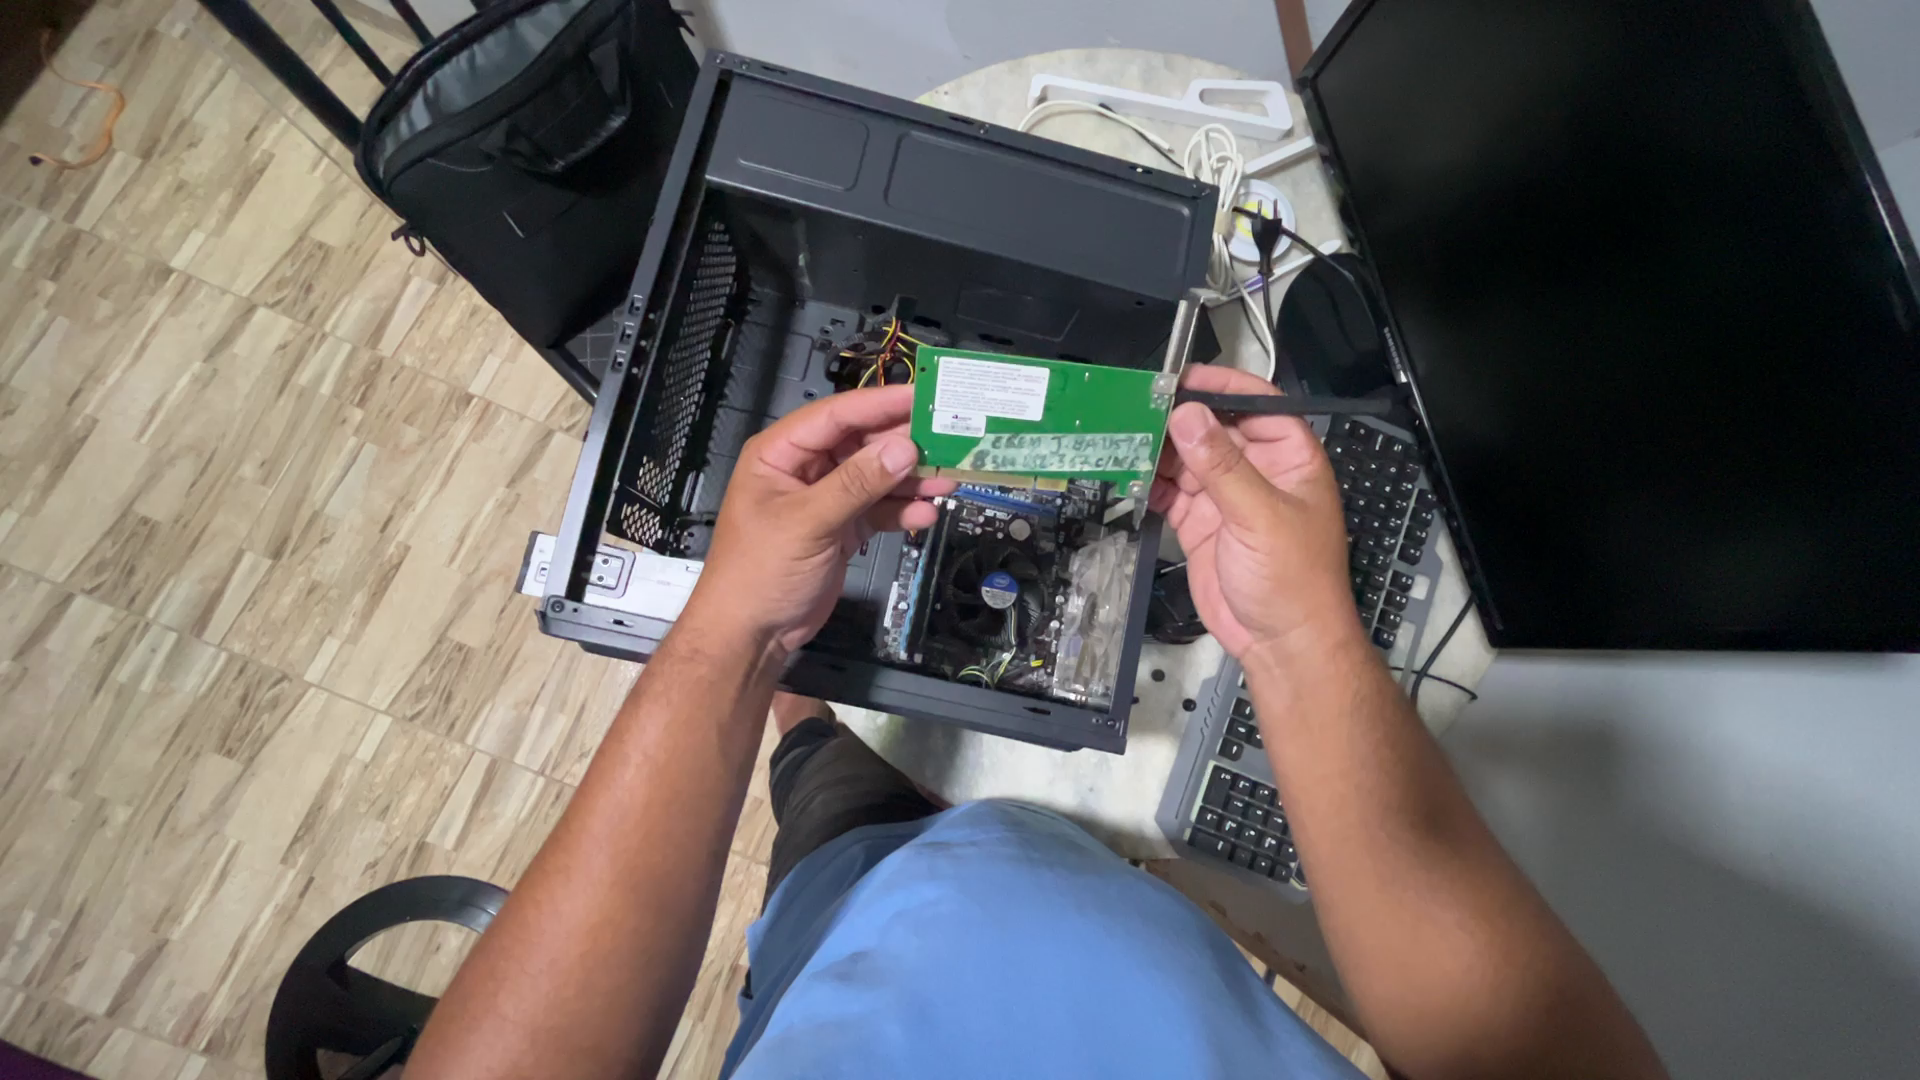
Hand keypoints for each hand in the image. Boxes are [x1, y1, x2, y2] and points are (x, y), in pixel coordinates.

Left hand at [680, 386, 954, 657]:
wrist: (752, 633)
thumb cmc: (758, 572)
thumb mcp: (807, 522)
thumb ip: (856, 484)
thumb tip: (903, 449)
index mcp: (781, 453)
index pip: (836, 416)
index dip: (880, 405)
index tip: (922, 398)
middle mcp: (805, 469)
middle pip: (863, 444)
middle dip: (903, 444)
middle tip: (948, 439)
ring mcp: (827, 499)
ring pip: (877, 477)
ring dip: (911, 480)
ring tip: (948, 479)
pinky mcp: (843, 528)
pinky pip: (879, 509)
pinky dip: (902, 511)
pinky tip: (925, 514)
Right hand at [1148, 365, 1360, 662]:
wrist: (1280, 642)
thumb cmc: (1295, 581)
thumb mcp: (1260, 515)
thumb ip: (1222, 466)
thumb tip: (1189, 417)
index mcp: (1287, 458)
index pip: (1254, 404)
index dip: (1220, 386)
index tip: (1180, 380)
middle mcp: (1255, 471)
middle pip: (1212, 429)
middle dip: (1177, 419)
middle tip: (1136, 408)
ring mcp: (1224, 497)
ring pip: (1186, 459)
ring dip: (1157, 450)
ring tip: (1123, 437)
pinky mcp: (1199, 522)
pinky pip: (1170, 492)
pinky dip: (1149, 484)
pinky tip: (1128, 475)